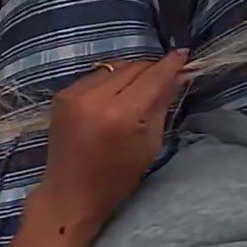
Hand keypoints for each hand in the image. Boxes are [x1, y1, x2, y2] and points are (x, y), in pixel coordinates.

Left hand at [0, 50, 188, 246]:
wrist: (70, 193)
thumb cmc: (117, 177)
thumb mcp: (149, 144)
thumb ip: (161, 104)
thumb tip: (177, 75)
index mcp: (120, 114)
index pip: (151, 77)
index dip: (170, 64)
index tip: (184, 54)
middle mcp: (94, 97)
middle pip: (132, 67)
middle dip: (151, 69)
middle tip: (165, 75)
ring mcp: (74, 93)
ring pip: (113, 67)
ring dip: (130, 72)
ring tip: (139, 87)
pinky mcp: (62, 94)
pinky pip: (94, 76)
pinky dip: (109, 80)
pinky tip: (115, 95)